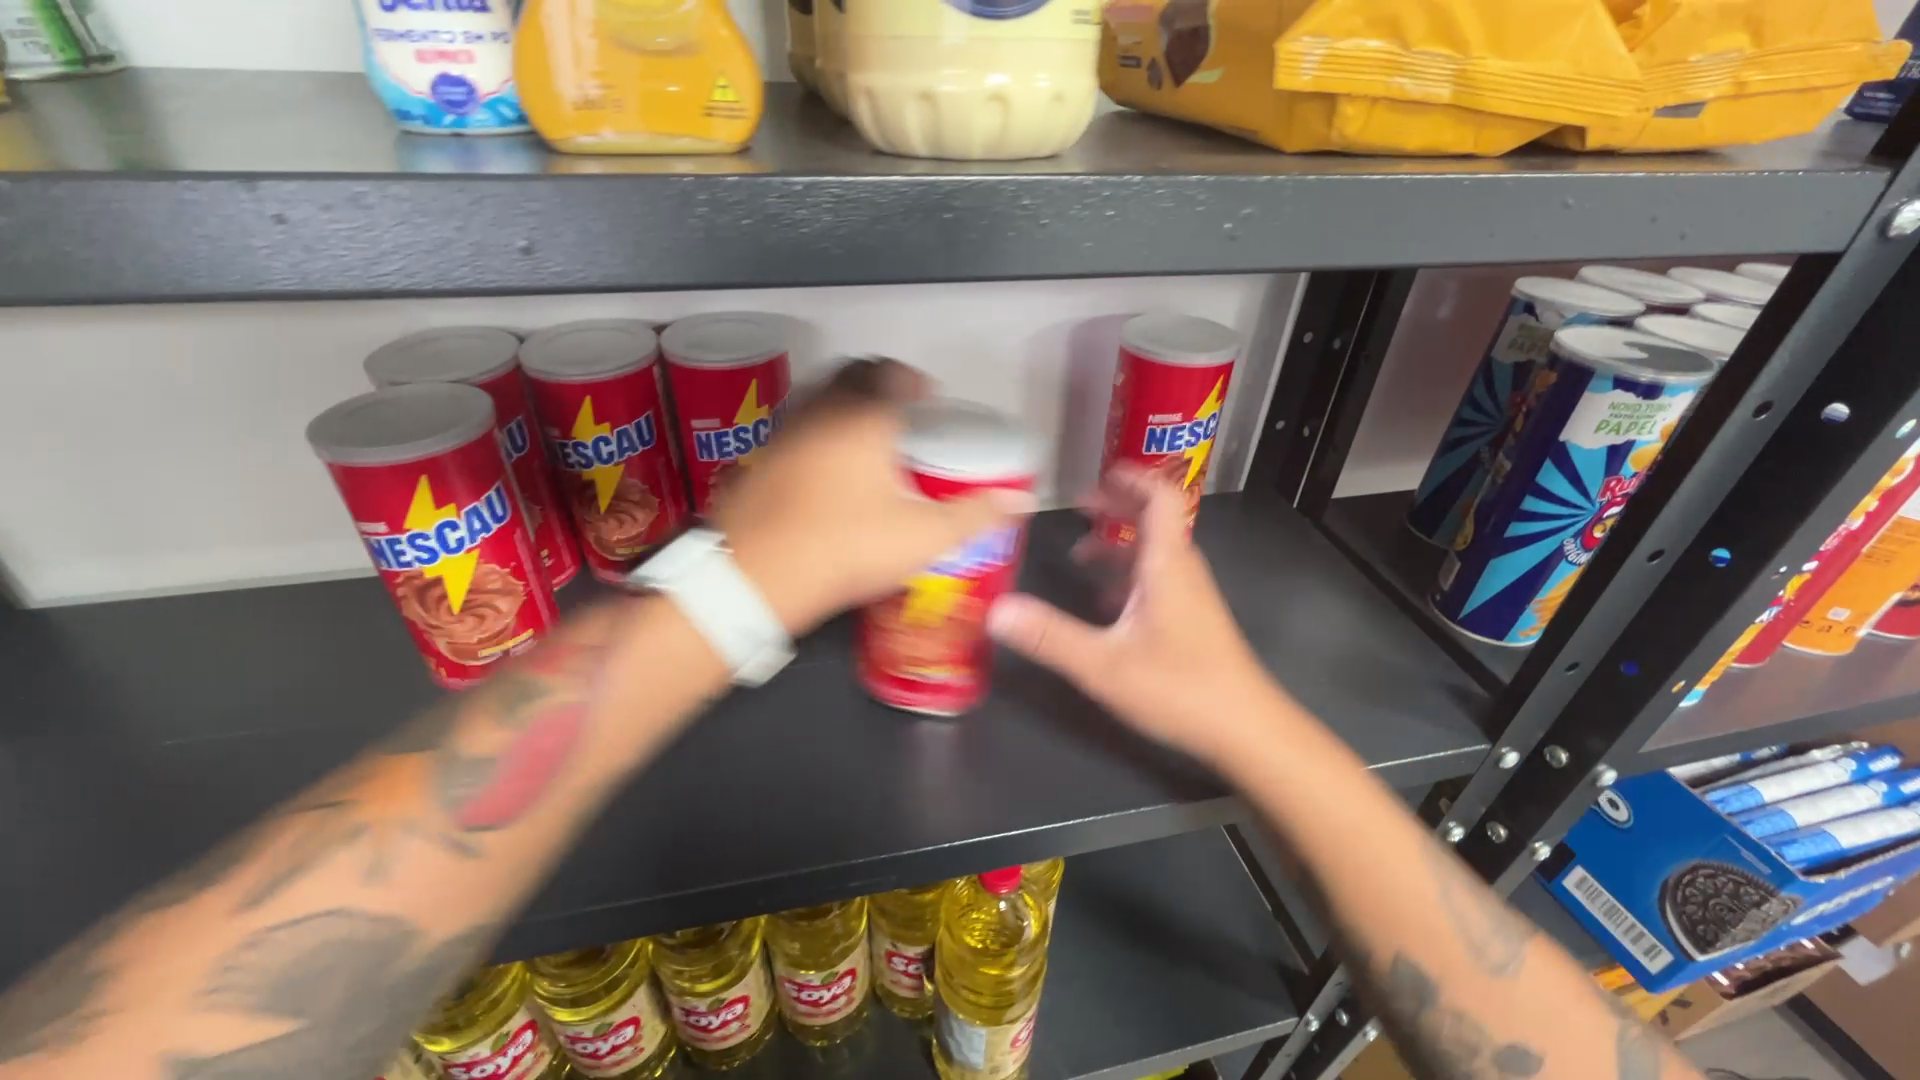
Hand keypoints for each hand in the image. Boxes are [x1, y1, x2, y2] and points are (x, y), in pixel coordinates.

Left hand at [714, 358, 1032, 634]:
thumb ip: (973, 515)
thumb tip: (1020, 502)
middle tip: (898, 414)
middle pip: (848, 376)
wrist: (757, 577)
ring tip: (862, 440)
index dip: (912, 380)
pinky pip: (792, 433)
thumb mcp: (923, 537)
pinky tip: (823, 472)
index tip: (927, 399)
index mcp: (863, 418)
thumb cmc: (848, 547)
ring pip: (816, 401)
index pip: (889, 373)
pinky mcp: (756, 462)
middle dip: (876, 386)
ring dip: (841, 408)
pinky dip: (814, 436)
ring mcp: (782, 436)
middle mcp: (819, 413)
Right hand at [987, 465, 1281, 765]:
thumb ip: (1049, 636)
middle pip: (1153, 523)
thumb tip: (996, 611)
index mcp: (1166, 565)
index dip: (1132, 479)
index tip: (1100, 473)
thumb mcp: (1103, 664)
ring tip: (1079, 555)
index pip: (1159, 498)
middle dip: (1115, 511)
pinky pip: (1158, 583)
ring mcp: (1191, 598)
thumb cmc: (1180, 688)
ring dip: (1118, 547)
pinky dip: (1128, 580)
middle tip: (1078, 508)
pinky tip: (1103, 606)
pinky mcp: (1193, 622)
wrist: (1246, 730)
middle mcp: (1182, 572)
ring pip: (1154, 556)